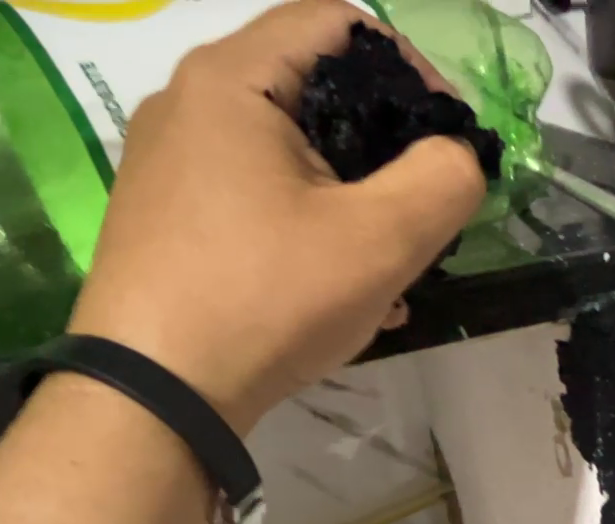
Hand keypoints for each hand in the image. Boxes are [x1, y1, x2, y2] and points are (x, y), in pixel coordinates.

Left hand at [67, 0, 487, 433]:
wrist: (156, 395)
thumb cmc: (270, 299)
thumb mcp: (381, 239)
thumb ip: (442, 180)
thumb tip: (457, 156)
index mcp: (234, 80)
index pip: (340, 23)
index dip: (412, 68)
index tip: (449, 139)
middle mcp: (192, 104)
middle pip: (317, 92)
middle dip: (389, 150)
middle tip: (427, 210)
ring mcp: (174, 166)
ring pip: (294, 157)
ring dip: (358, 202)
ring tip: (394, 267)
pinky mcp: (173, 221)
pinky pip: (263, 203)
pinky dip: (315, 231)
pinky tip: (346, 293)